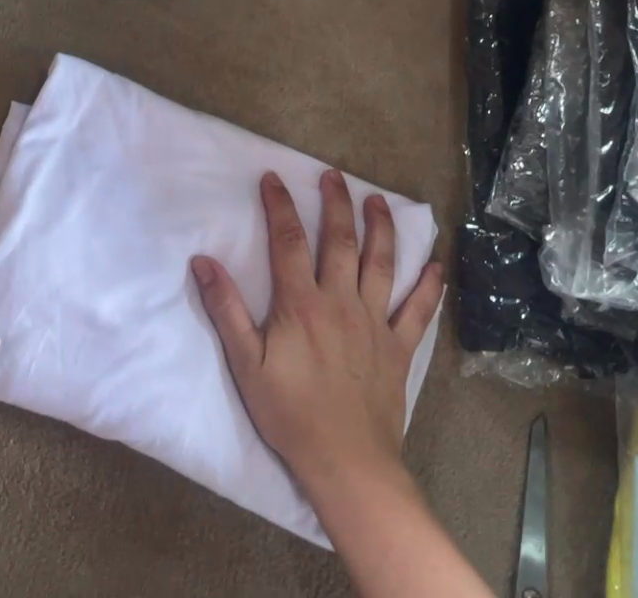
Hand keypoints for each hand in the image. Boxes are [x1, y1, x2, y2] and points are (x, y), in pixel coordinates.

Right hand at [191, 171, 444, 507]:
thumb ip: (225, 310)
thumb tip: (202, 262)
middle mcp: (341, 302)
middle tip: (333, 176)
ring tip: (377, 201)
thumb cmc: (289, 412)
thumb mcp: (245, 363)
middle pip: (340, 241)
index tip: (274, 178)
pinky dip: (428, 287)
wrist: (345, 460)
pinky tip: (435, 266)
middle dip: (335, 204)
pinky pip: (417, 310)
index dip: (280, 207)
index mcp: (301, 304)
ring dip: (380, 229)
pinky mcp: (398, 348)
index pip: (288, 242)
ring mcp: (375, 323)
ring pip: (381, 264)